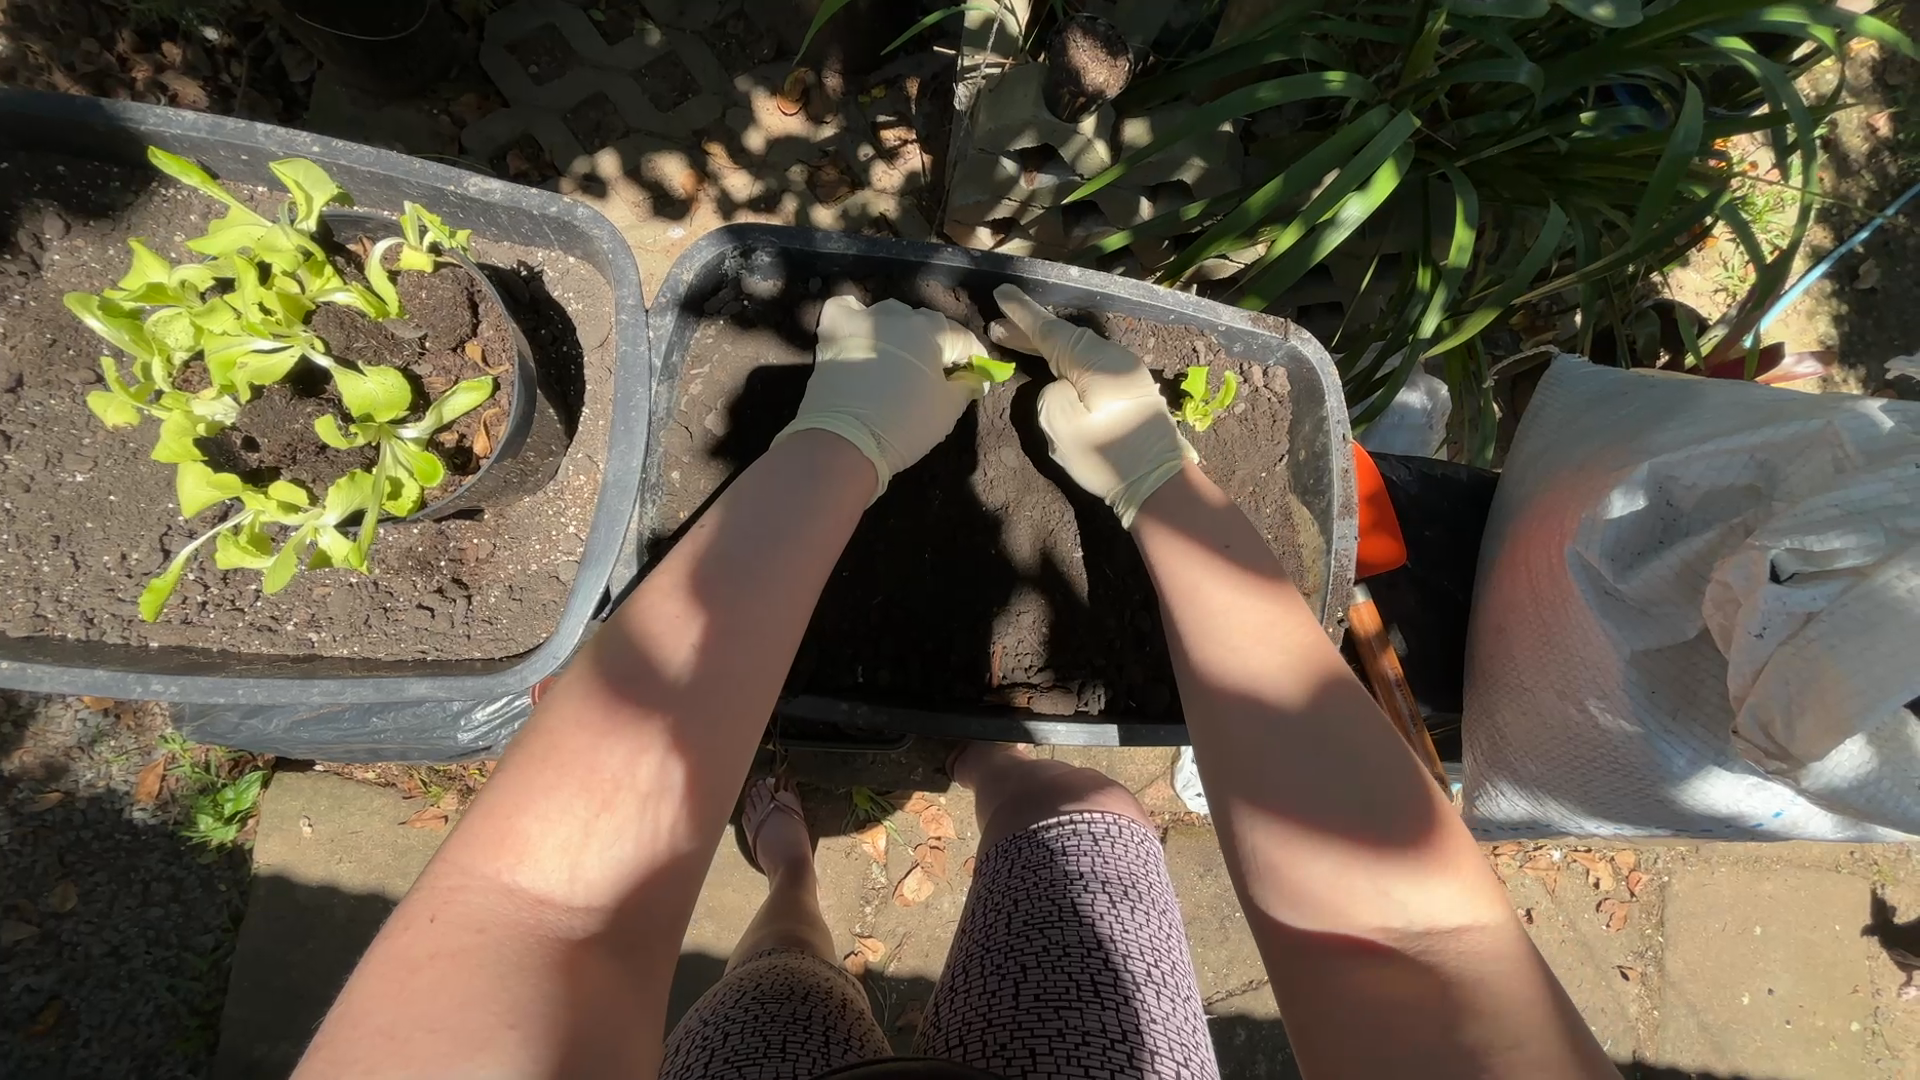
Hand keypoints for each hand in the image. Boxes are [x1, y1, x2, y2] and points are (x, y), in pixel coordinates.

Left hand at [777, 295, 988, 497]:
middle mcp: (899, 316)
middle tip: (938, 372)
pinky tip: (861, 331)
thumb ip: (966, 387)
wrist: (846, 441)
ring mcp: (864, 319)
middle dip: (937, 344)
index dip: (973, 356)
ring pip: (890, 315)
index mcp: (931, 331)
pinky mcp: (834, 331)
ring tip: (900, 356)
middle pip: (926, 324)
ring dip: (900, 331)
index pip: (961, 338)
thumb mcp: (948, 410)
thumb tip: (975, 378)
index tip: (978, 372)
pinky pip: (846, 309)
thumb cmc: (906, 425)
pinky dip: (856, 316)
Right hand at [990, 284, 1194, 527]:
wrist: (1159, 483)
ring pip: (1075, 349)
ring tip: (1013, 341)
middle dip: (1028, 331)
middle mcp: (1112, 357)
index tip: (1001, 292)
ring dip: (1044, 346)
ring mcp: (1123, 371)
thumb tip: (1059, 386)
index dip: (1023, 313)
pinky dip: (1063, 358)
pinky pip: (1086, 361)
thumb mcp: (1062, 428)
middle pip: (1064, 337)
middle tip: (996, 327)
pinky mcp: (1127, 387)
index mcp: (1096, 362)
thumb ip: (1049, 395)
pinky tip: (1049, 362)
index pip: (1051, 331)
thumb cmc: (1109, 458)